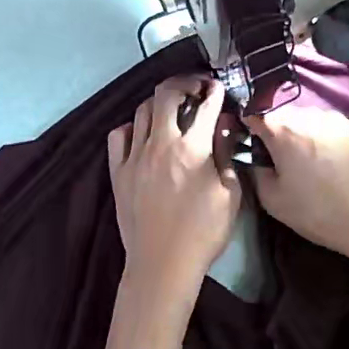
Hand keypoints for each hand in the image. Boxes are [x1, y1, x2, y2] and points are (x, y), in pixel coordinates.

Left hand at [107, 76, 240, 306]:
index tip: (218, 86)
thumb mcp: (230, 194)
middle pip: (166, 94)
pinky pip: (118, 136)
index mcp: (192, 148)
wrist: (162, 264)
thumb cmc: (203, 232)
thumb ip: (226, 153)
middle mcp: (160, 144)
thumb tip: (224, 123)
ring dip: (160, 103)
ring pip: (142, 111)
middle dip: (184, 83)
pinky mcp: (118, 172)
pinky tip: (144, 135)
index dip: (214, 90)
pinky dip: (132, 128)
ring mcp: (134, 157)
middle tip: (196, 88)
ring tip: (173, 109)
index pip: (205, 104)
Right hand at [243, 106, 348, 276]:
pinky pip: (333, 125)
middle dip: (281, 132)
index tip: (255, 145)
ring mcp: (337, 118)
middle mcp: (310, 115)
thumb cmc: (317, 212)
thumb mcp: (272, 199)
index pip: (255, 115)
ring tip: (315, 161)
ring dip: (306, 133)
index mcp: (284, 130)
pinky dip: (329, 137)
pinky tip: (336, 161)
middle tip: (287, 160)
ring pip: (311, 118)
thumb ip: (255, 169)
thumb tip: (254, 154)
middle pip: (285, 115)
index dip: (251, 129)